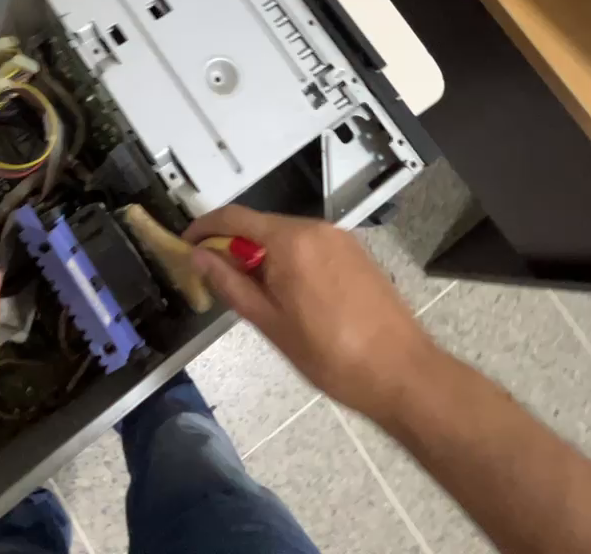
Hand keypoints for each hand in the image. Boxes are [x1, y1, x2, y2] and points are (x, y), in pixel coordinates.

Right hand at [185, 206, 432, 415]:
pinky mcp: (355, 253)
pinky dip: (290, 260)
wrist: (404, 374)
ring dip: (262, 255)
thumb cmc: (331, 355)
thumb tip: (199, 257)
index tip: (186, 245)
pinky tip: (292, 295)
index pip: (233, 217)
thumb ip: (230, 283)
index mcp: (290, 240)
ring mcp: (339, 239)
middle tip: (219, 280)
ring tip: (257, 295)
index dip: (204, 228)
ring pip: (285, 236)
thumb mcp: (269, 323)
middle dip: (234, 247)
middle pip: (260, 225)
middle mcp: (315, 228)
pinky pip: (310, 245)